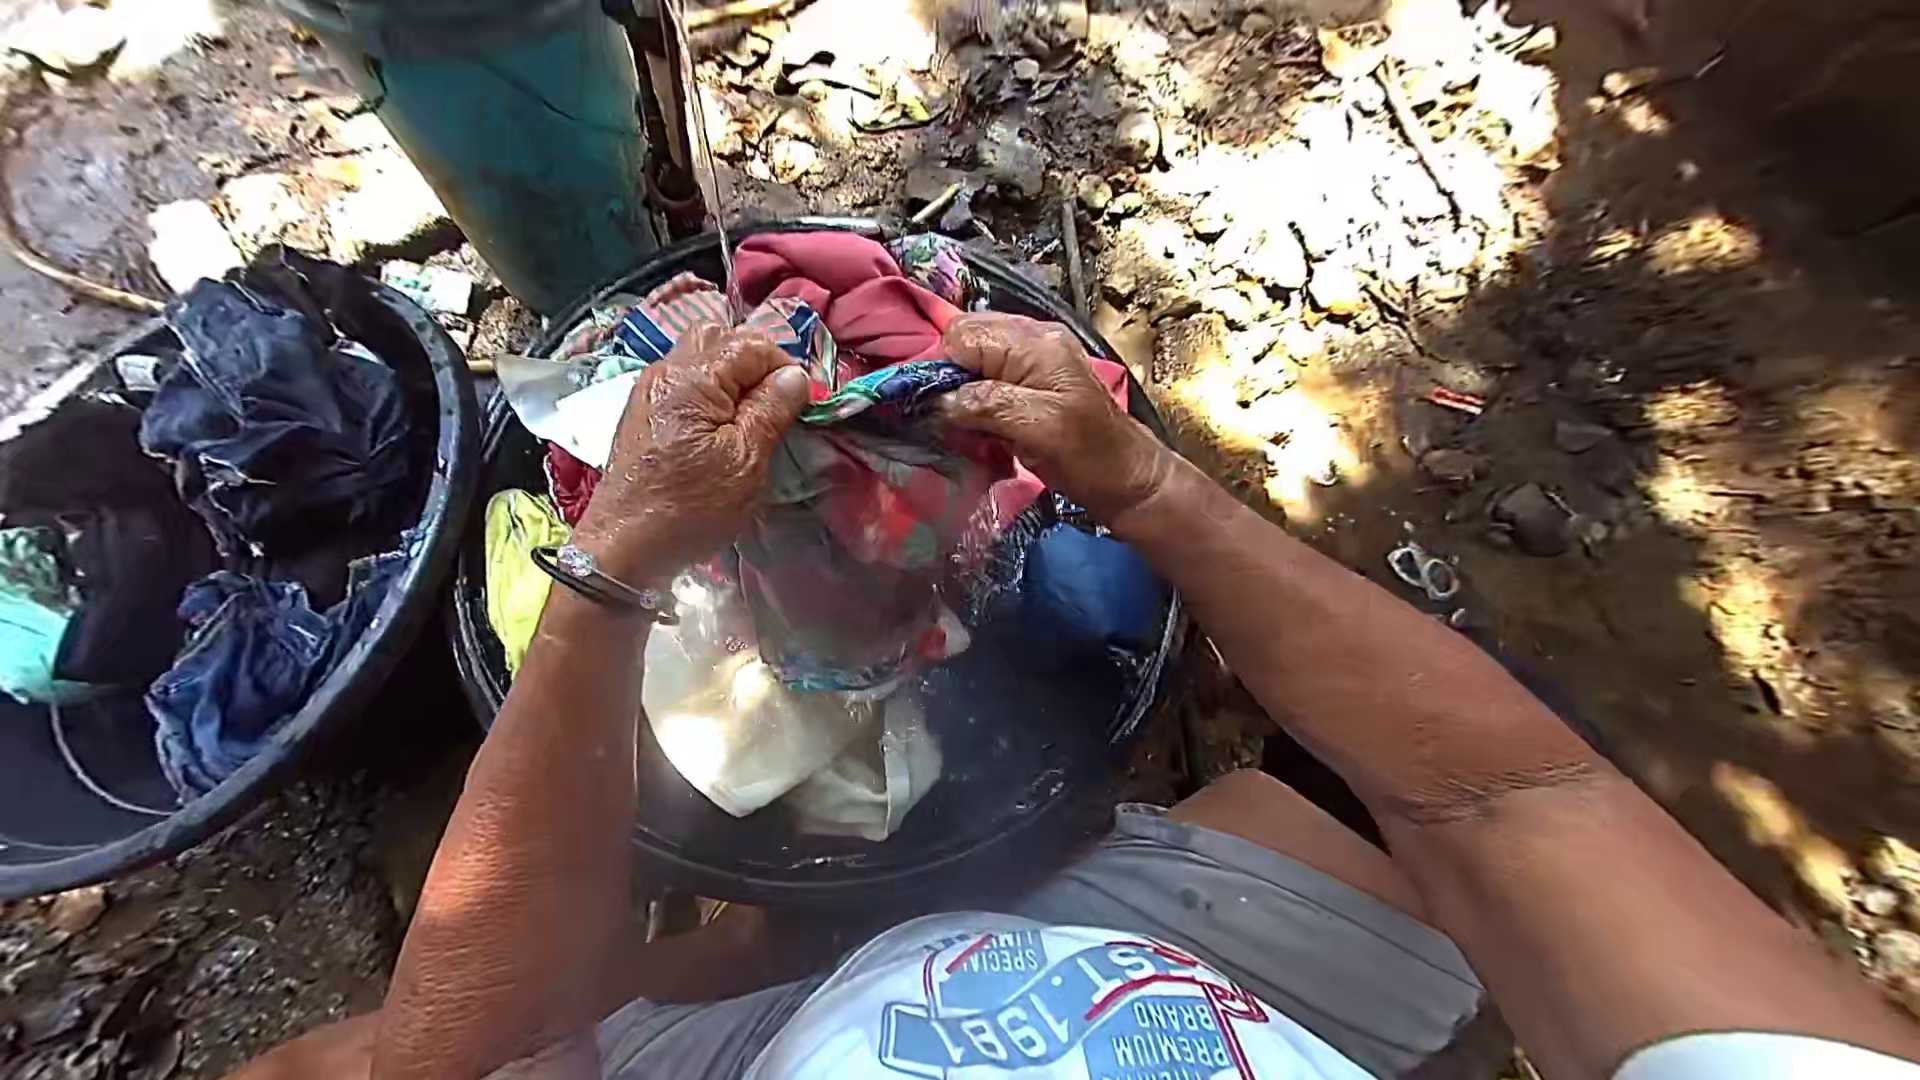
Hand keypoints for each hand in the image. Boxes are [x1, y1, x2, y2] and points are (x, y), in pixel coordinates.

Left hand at [572, 324, 811, 582]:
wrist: (627, 546)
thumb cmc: (692, 506)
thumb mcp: (746, 461)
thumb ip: (771, 411)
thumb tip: (796, 375)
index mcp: (692, 379)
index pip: (751, 345)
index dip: (785, 367)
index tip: (803, 402)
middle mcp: (665, 372)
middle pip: (719, 339)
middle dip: (757, 362)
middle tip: (778, 401)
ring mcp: (651, 391)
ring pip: (701, 358)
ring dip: (734, 377)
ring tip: (754, 414)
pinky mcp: (645, 413)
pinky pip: (686, 383)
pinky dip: (713, 392)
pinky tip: (724, 425)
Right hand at [938, 312, 1173, 523]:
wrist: (1127, 481)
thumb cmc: (1089, 454)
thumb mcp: (1038, 426)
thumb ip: (986, 404)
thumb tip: (936, 401)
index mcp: (1032, 342)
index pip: (961, 334)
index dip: (938, 366)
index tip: (929, 407)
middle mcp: (1029, 343)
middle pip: (963, 346)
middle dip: (947, 380)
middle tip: (945, 420)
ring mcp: (1030, 366)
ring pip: (972, 367)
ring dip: (959, 397)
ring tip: (962, 428)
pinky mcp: (1028, 391)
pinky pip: (986, 387)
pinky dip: (974, 408)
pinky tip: (978, 430)